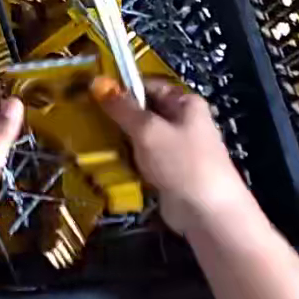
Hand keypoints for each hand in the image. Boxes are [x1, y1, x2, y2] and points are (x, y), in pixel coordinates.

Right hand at [95, 77, 255, 236]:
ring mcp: (177, 149)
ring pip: (141, 137)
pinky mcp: (169, 172)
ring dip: (121, 141)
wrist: (208, 215)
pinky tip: (108, 162)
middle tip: (89, 118)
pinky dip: (129, 160)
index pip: (149, 86)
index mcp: (185, 103)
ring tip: (94, 141)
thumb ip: (122, 108)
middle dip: (119, 116)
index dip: (123, 88)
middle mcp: (183, 122)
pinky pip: (143, 159)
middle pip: (144, 111)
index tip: (95, 94)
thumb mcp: (148, 130)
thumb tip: (97, 82)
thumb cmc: (182, 163)